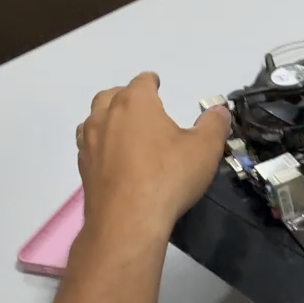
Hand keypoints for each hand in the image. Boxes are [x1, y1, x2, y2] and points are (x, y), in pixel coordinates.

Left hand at [75, 72, 230, 245]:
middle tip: (143, 108)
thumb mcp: (205, 148)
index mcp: (135, 103)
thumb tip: (219, 110)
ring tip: (126, 130)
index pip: (142, 81)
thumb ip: (214, 124)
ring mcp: (90, 142)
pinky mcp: (83, 167)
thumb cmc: (169, 176)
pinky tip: (115, 158)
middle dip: (126, 96)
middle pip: (111, 95)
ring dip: (108, 118)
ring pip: (94, 118)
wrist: (128, 220)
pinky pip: (89, 145)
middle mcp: (106, 116)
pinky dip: (102, 144)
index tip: (158, 85)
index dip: (152, 82)